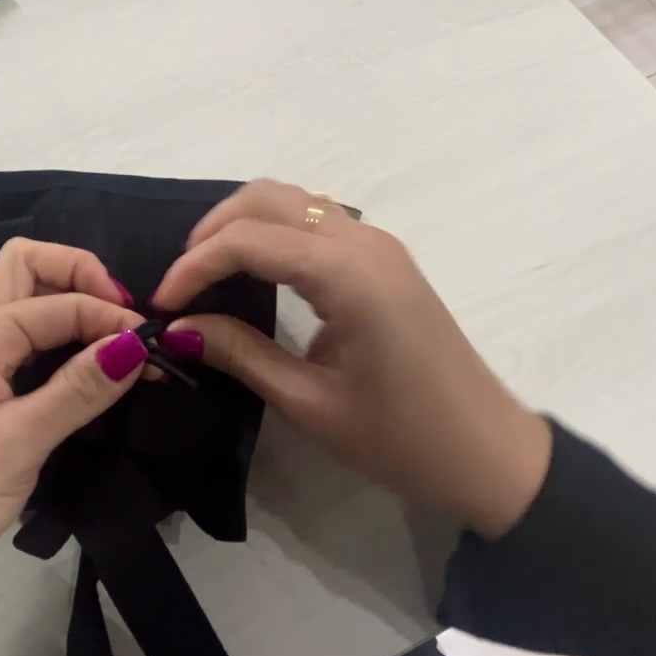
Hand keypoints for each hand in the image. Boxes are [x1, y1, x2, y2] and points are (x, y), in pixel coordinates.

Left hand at [0, 240, 154, 607]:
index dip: (109, 317)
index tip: (155, 349)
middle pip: (23, 265)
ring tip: (103, 328)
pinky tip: (71, 355)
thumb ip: (76, 392)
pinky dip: (46, 327)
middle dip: (78, 273)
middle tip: (122, 316)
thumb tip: (134, 345)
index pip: (57, 303)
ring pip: (13, 294)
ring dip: (58, 294)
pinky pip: (10, 332)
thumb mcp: (13, 446)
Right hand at [152, 181, 552, 537]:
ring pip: (290, 199)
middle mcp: (364, 242)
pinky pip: (313, 219)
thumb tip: (176, 330)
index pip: (249, 241)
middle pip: (266, 198)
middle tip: (181, 285)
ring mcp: (378, 244)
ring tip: (208, 275)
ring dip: (240, 225)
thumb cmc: (403, 441)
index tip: (163, 307)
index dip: (195, 267)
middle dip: (211, 232)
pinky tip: (252, 271)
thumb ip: (239, 355)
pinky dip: (270, 231)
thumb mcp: (310, 404)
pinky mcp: (382, 257)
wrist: (491, 456)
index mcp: (349, 276)